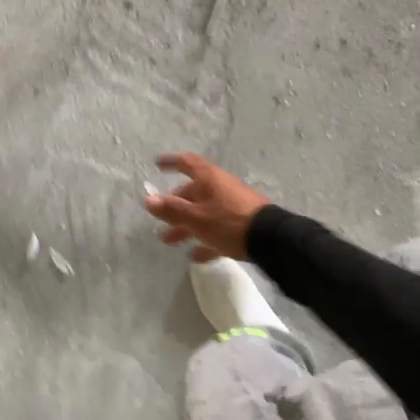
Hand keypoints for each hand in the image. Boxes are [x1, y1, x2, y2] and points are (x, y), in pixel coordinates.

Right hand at [145, 153, 269, 261]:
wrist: (271, 240)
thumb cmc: (229, 223)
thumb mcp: (196, 218)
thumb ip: (172, 209)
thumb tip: (148, 199)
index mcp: (209, 179)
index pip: (187, 163)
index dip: (172, 162)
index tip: (158, 164)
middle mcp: (221, 188)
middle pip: (193, 193)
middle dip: (175, 206)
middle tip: (161, 221)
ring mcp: (233, 206)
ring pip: (204, 213)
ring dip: (186, 226)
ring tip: (170, 242)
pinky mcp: (243, 225)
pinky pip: (219, 230)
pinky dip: (206, 240)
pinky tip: (196, 257)